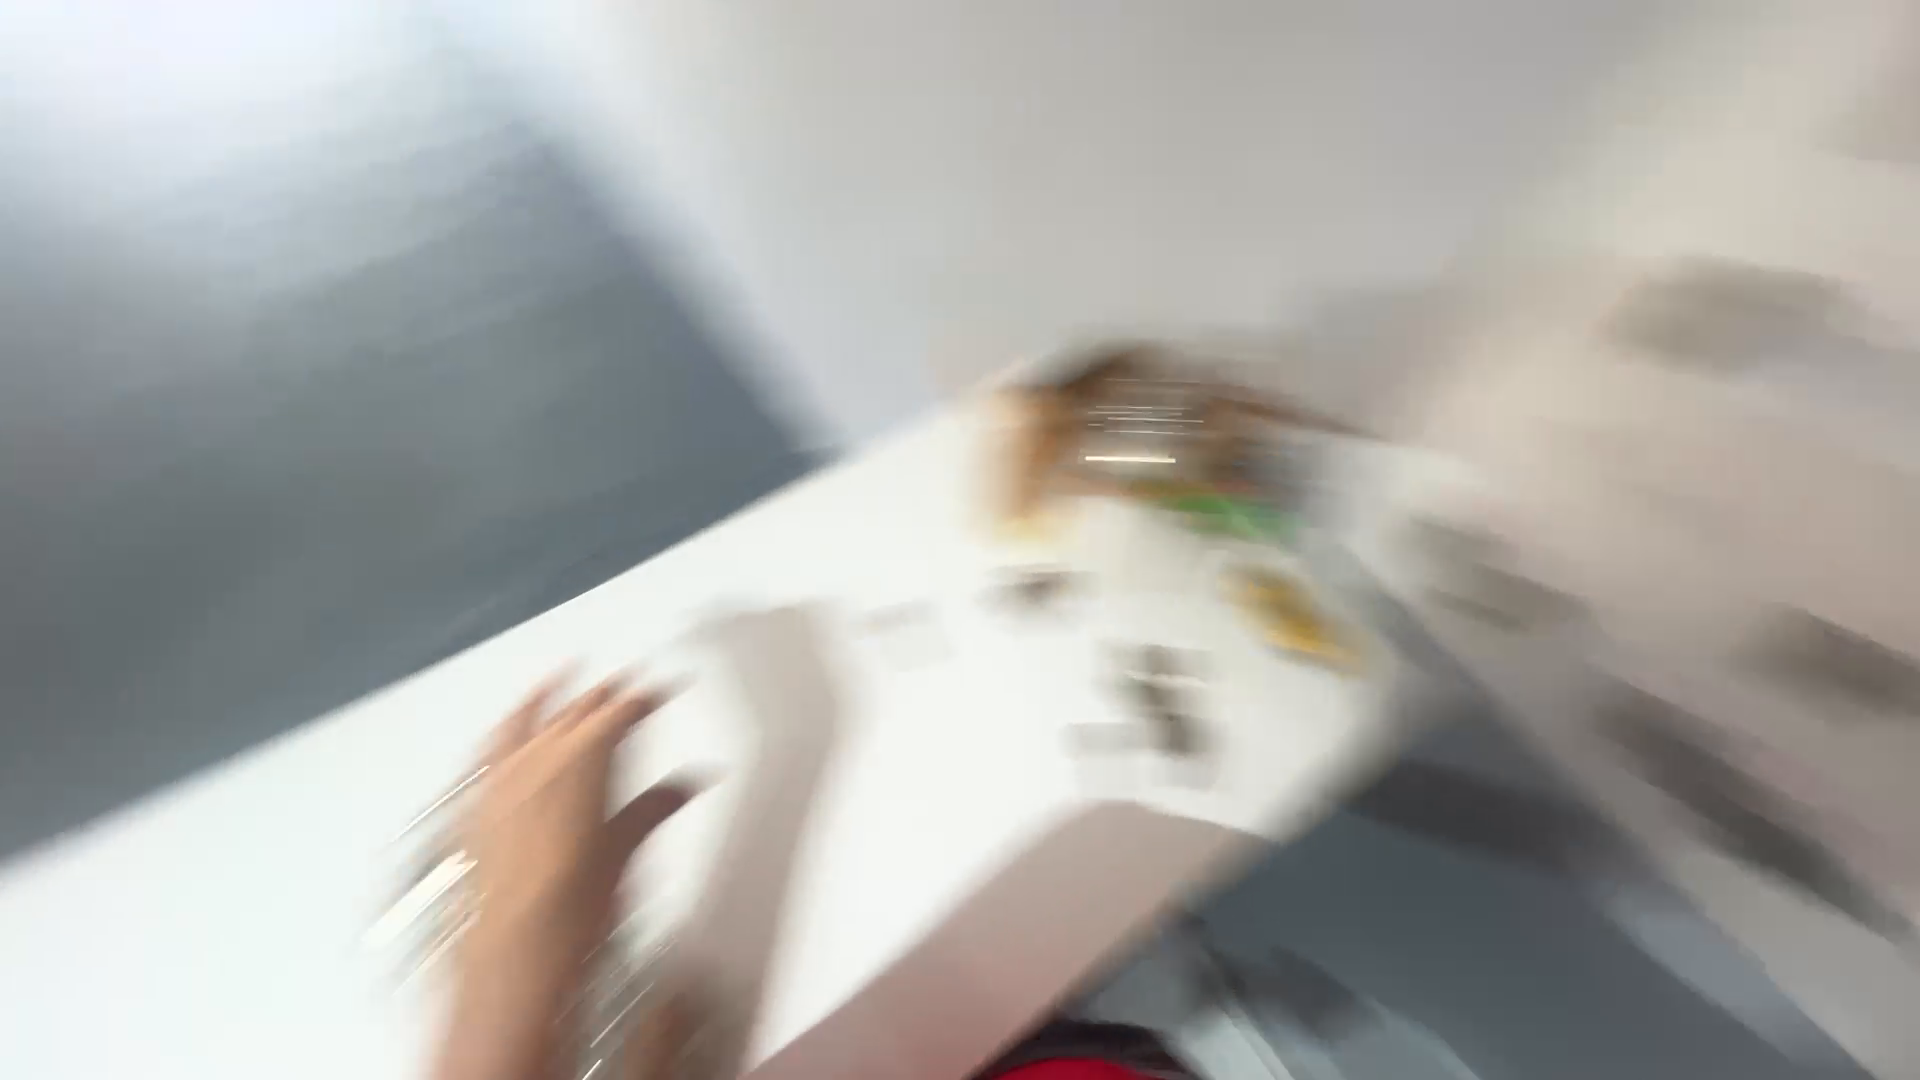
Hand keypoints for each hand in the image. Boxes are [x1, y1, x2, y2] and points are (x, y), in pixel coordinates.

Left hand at [434, 670, 698, 1079]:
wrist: (511, 966)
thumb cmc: (569, 917)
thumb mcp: (626, 856)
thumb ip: (652, 809)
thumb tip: (685, 785)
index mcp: (581, 770)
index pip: (616, 714)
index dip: (642, 697)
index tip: (660, 688)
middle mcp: (534, 771)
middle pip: (573, 712)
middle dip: (604, 693)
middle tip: (627, 682)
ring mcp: (497, 789)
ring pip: (523, 724)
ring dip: (547, 698)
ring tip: (561, 676)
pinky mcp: (474, 813)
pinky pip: (489, 756)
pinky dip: (506, 733)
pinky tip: (511, 730)